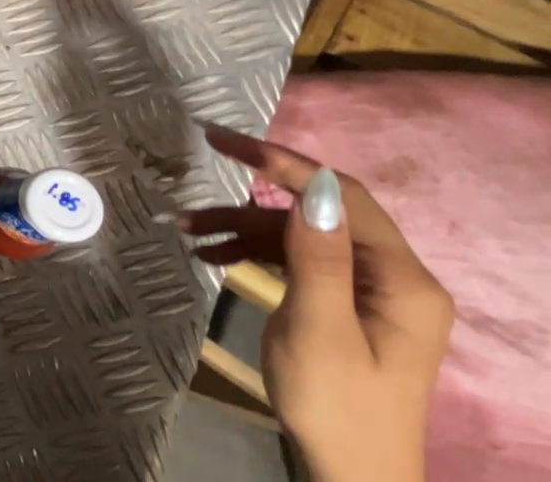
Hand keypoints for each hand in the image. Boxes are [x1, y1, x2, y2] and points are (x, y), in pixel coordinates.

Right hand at [182, 123, 454, 481]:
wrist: (351, 469)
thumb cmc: (336, 400)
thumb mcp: (318, 328)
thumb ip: (317, 257)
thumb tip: (313, 189)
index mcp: (402, 279)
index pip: (343, 197)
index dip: (286, 162)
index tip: (225, 140)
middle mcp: (395, 277)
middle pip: (319, 211)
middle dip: (254, 192)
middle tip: (202, 163)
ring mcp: (372, 291)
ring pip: (301, 234)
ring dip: (244, 226)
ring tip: (187, 229)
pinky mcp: (347, 304)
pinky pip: (299, 259)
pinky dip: (254, 251)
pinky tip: (213, 254)